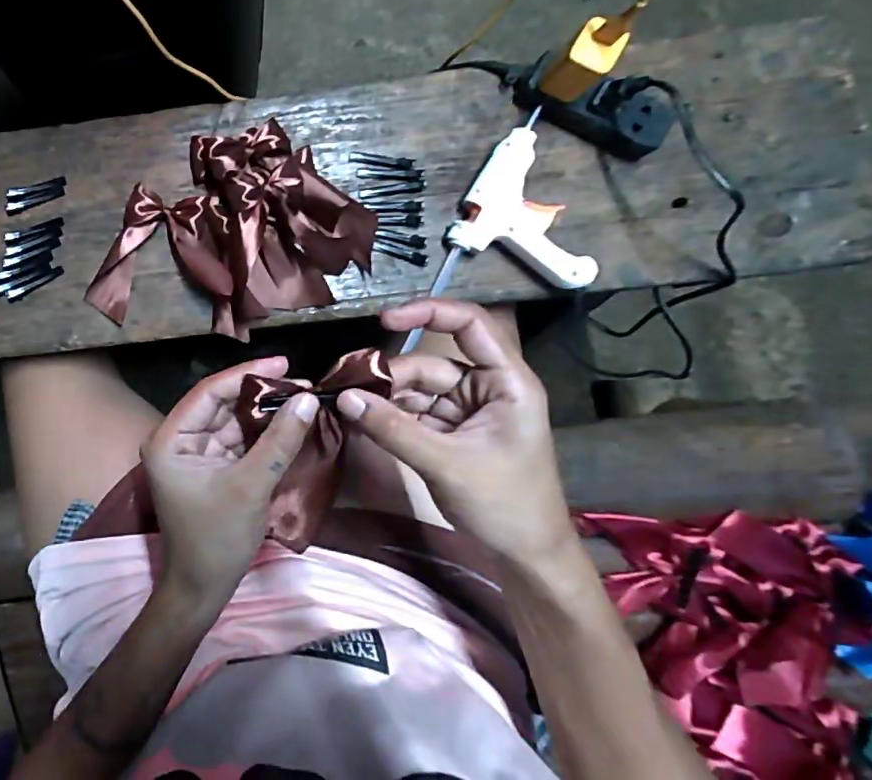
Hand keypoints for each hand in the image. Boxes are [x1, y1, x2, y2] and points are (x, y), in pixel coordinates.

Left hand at [143, 356, 317, 606]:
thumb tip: (306, 399)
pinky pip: (236, 440)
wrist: (202, 590)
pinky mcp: (209, 468)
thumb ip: (279, 441)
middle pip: (221, 404)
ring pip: (231, 421)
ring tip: (300, 397)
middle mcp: (176, 439)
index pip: (209, 392)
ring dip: (263, 412)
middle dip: (259, 393)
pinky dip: (260, 433)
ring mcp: (192, 454)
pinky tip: (287, 421)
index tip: (284, 362)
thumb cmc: (217, 539)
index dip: (247, 373)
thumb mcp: (250, 486)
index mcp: (170, 439)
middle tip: (300, 381)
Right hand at [335, 299, 575, 568]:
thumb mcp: (445, 464)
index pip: (469, 325)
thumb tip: (344, 397)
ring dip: (384, 396)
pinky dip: (389, 415)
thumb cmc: (504, 506)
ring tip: (347, 404)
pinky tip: (362, 419)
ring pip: (416, 388)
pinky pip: (414, 411)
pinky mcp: (451, 430)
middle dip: (390, 375)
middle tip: (345, 386)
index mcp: (506, 382)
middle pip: (429, 364)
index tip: (384, 320)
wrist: (526, 559)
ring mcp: (467, 409)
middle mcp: (486, 387)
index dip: (428, 312)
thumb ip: (393, 429)